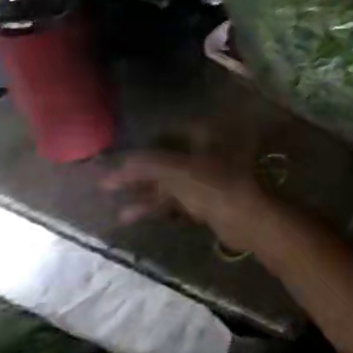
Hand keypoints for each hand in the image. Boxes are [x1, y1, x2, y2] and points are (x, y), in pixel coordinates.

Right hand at [102, 150, 272, 250]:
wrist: (248, 220)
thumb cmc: (214, 185)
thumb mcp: (177, 170)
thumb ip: (145, 164)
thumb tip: (115, 164)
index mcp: (200, 133)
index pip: (162, 133)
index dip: (137, 145)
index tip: (113, 157)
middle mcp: (201, 149)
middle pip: (161, 157)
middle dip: (133, 170)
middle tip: (104, 181)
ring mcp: (203, 174)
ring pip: (164, 179)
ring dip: (139, 188)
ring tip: (109, 197)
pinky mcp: (202, 198)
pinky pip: (171, 197)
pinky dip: (152, 203)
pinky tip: (128, 214)